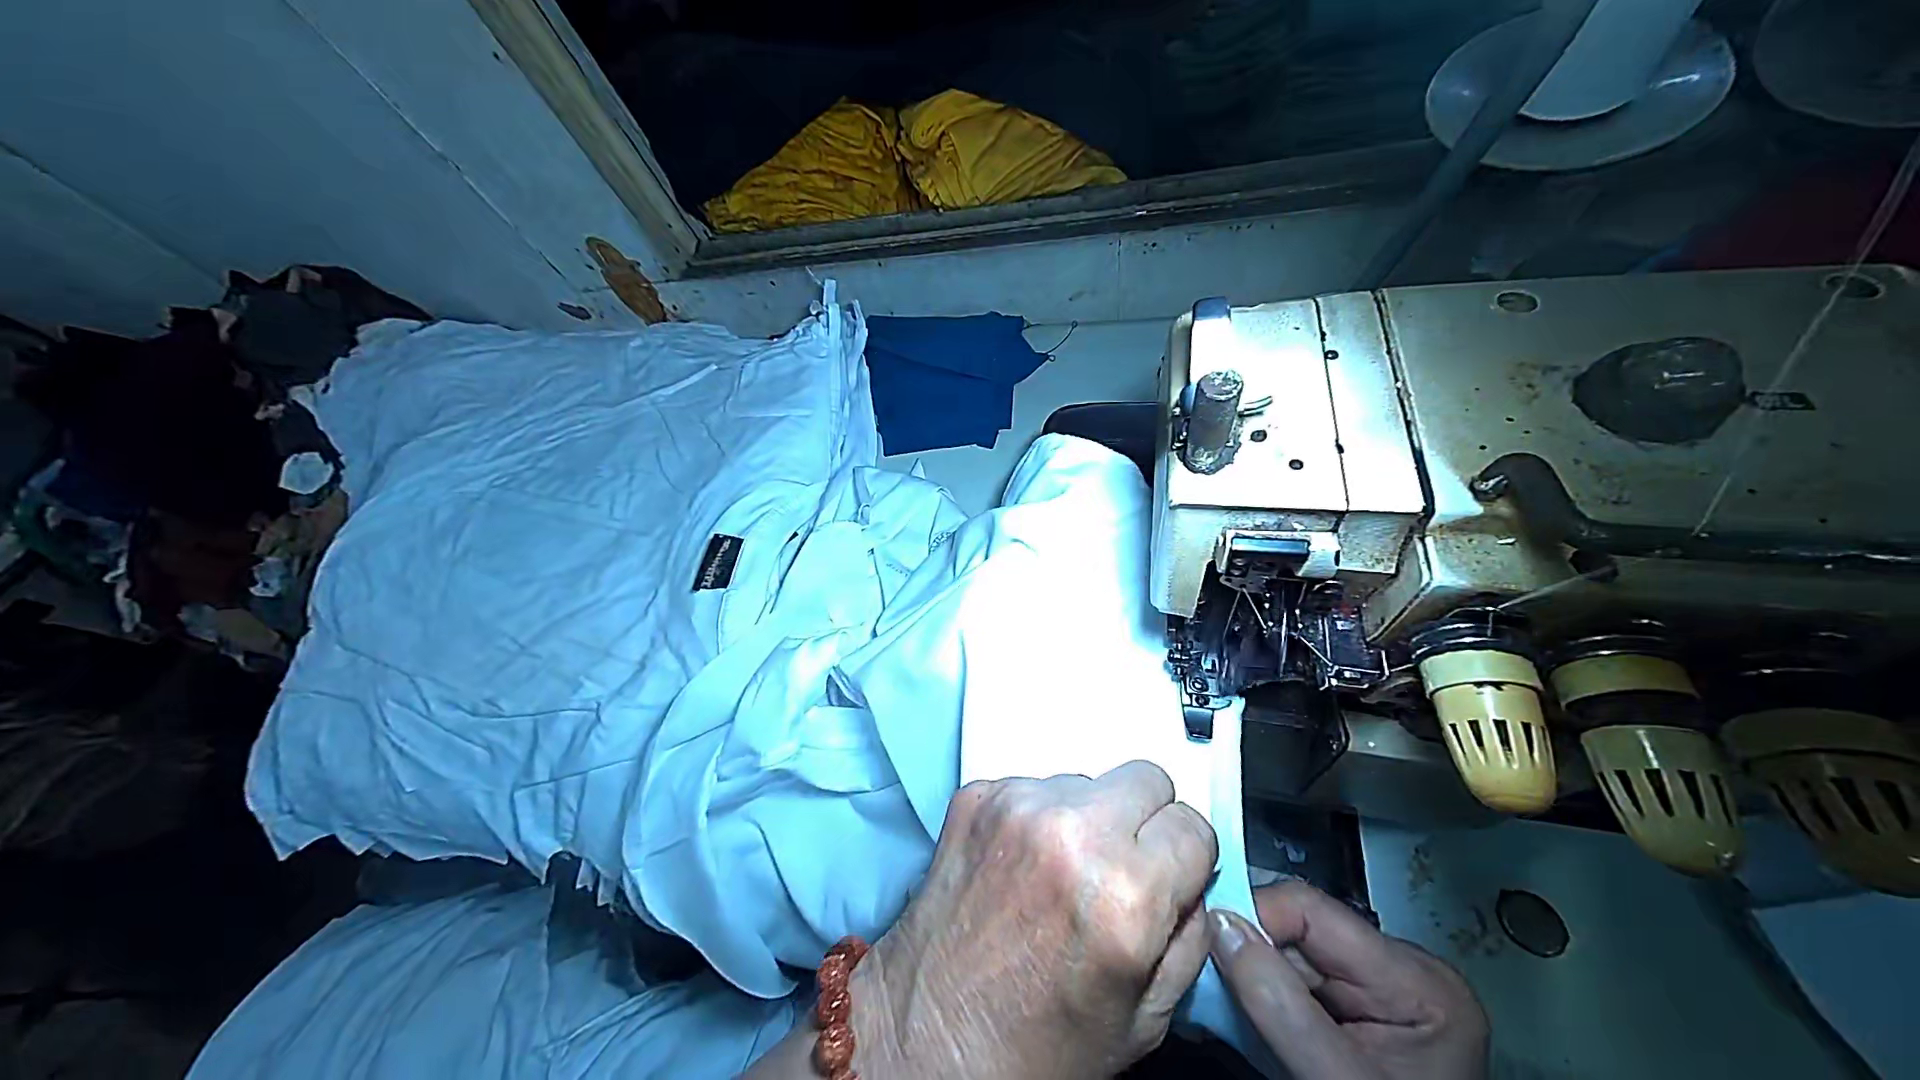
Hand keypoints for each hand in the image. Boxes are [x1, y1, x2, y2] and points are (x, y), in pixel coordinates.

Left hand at [854, 761, 1218, 1078]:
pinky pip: (1035, 785)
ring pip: (1088, 780)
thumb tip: (1192, 878)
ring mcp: (1016, 804)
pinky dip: (1039, 817)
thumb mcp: (1146, 1017)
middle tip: (1121, 865)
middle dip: (1146, 821)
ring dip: (1088, 818)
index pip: (1192, 825)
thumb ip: (1189, 935)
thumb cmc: (1036, 1042)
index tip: (1169, 876)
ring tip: (1060, 872)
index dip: (1187, 858)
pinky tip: (1021, 864)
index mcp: (1125, 892)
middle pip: (1146, 778)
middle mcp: (1070, 832)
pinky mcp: (975, 794)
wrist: (930, 1031)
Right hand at [1210, 882, 1487, 1079]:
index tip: (1205, 945)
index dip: (1250, 918)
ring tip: (1219, 1008)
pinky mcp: (1356, 1014)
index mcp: (1416, 981)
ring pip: (1285, 956)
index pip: (1310, 909)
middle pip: (1294, 931)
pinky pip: (1292, 985)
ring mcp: (1379, 994)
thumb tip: (1222, 926)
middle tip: (1206, 987)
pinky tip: (1240, 1019)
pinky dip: (1259, 999)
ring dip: (1246, 979)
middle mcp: (1400, 972)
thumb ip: (1283, 1008)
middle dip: (1246, 954)